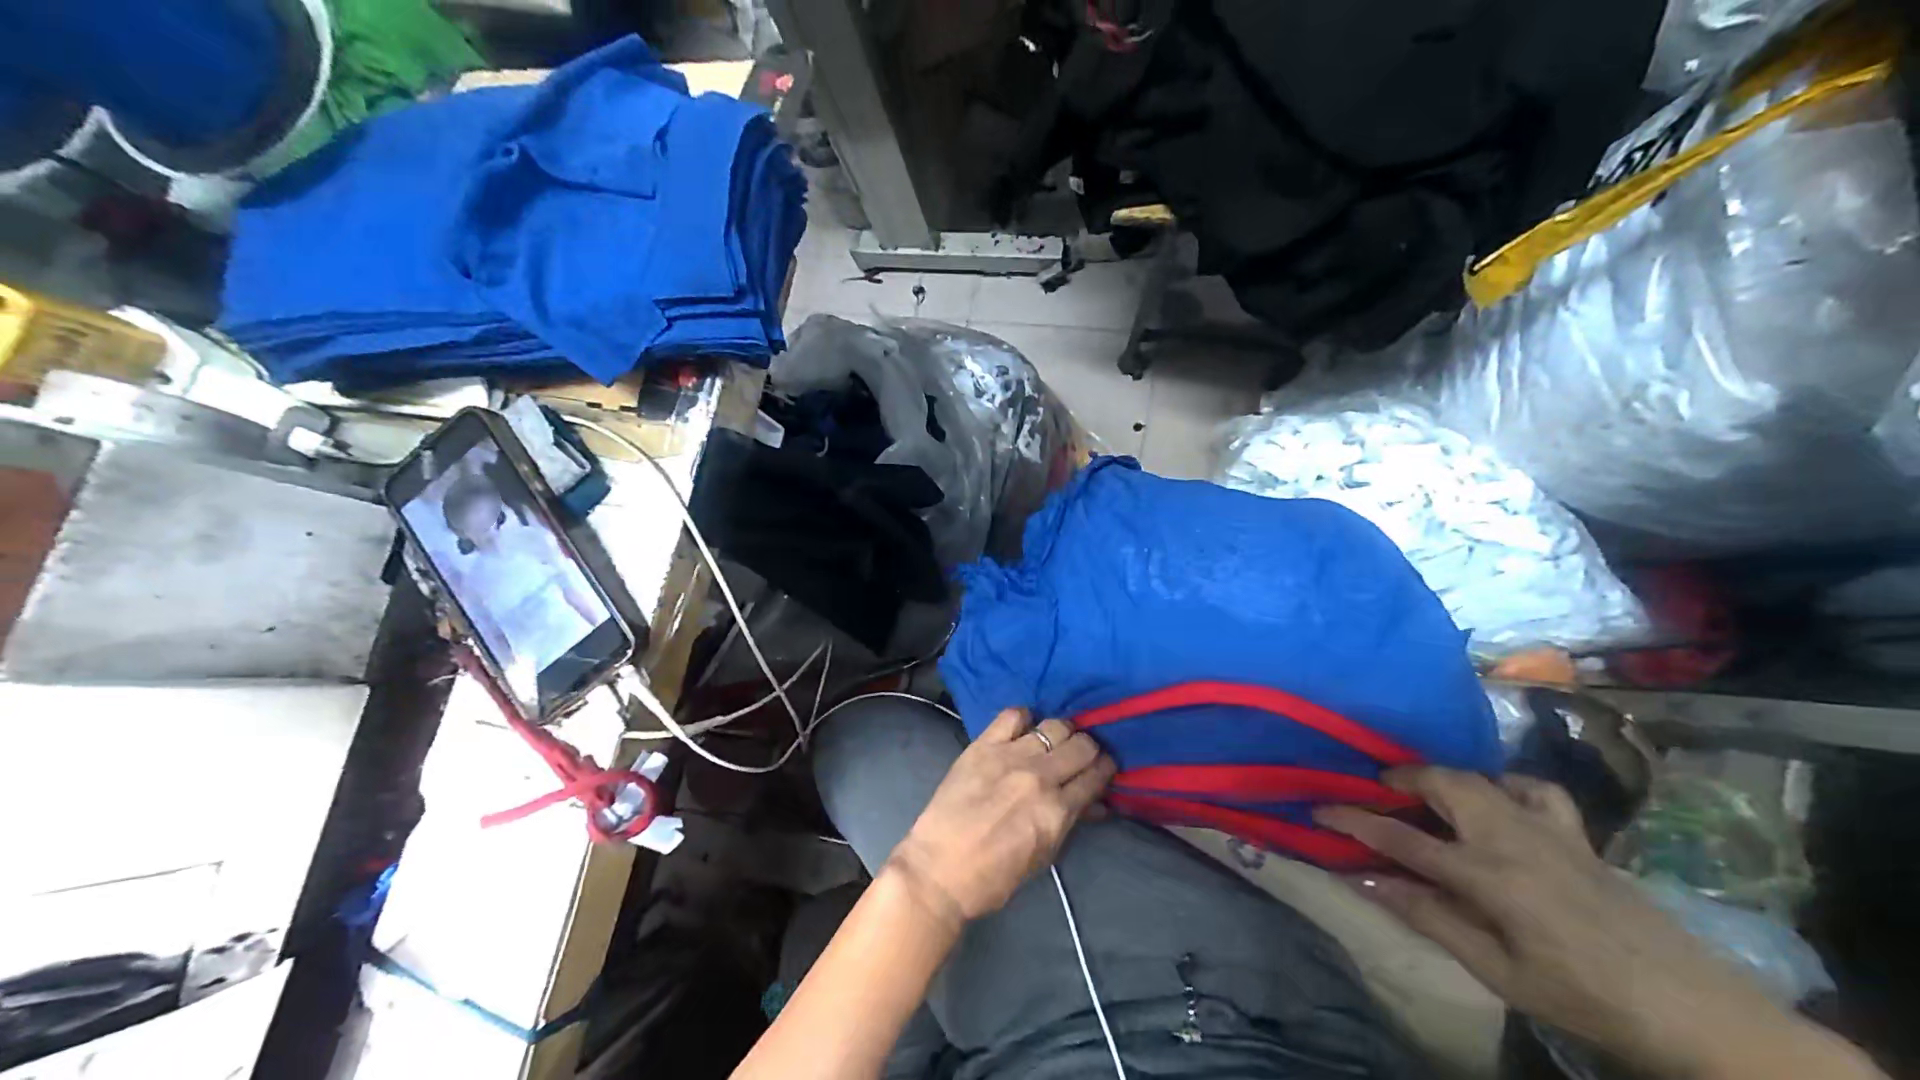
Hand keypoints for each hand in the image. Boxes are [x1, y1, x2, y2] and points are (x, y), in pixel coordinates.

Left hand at [886, 708, 1115, 928]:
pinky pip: (1012, 715)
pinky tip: (1023, 731)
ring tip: (1054, 742)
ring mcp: (1010, 756)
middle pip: (1082, 745)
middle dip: (1089, 748)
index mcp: (1057, 810)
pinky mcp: (982, 746)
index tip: (1104, 767)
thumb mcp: (1043, 856)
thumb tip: (1095, 803)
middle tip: (1081, 755)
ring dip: (1062, 733)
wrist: (939, 870)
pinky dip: (1024, 719)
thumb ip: (1071, 823)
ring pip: (1054, 725)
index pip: (1096, 776)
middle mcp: (1039, 777)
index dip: (1105, 769)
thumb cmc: (994, 876)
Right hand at [1316, 767, 1882, 1079]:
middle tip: (1372, 790)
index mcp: (1488, 876)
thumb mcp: (1499, 973)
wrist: (1695, 1011)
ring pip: (1481, 777)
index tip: (1319, 808)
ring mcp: (1549, 830)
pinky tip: (1496, 800)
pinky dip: (1506, 784)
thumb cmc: (1584, 998)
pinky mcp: (1578, 835)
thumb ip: (1431, 919)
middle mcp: (1513, 838)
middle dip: (1398, 779)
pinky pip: (1535, 788)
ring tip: (1421, 792)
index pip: (1401, 837)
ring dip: (1442, 777)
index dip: (1353, 820)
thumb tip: (1369, 880)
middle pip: (1442, 784)